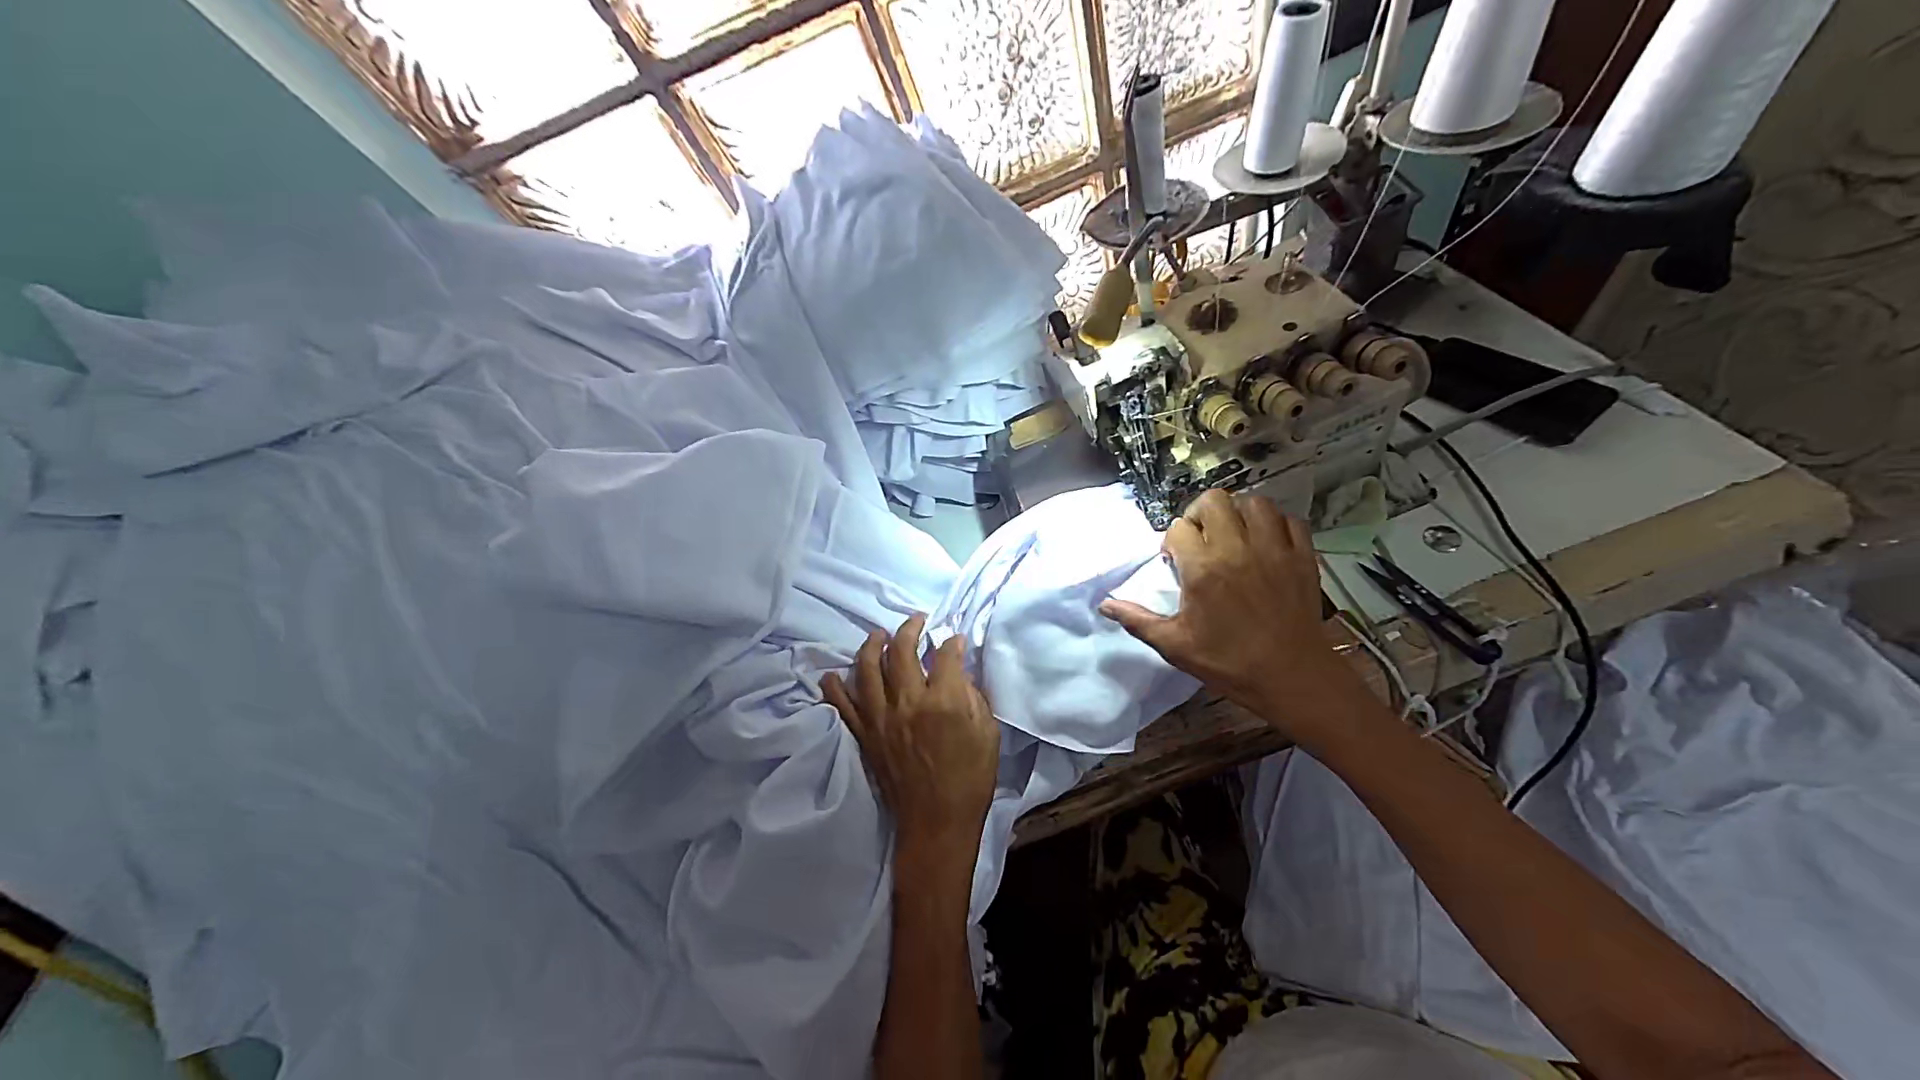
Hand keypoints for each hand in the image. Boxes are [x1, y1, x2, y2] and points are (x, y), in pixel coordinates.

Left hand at [824, 614, 1000, 851]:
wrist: (937, 823)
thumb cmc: (970, 780)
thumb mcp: (987, 734)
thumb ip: (973, 697)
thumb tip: (958, 670)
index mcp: (945, 702)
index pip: (944, 655)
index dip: (951, 642)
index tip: (954, 639)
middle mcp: (908, 703)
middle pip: (901, 652)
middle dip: (909, 629)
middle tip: (915, 621)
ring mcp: (881, 719)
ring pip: (868, 669)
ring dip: (871, 645)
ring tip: (877, 635)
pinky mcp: (865, 736)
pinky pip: (843, 706)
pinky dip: (835, 687)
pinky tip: (833, 674)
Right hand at [1099, 489, 1366, 742]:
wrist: (1292, 677)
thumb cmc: (1229, 663)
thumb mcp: (1175, 645)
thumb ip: (1137, 620)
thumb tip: (1105, 605)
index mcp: (1203, 568)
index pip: (1178, 528)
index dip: (1172, 542)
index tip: (1175, 562)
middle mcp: (1237, 548)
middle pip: (1214, 501)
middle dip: (1200, 514)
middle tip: (1200, 539)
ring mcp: (1274, 549)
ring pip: (1254, 503)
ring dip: (1239, 513)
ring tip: (1234, 535)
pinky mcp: (1302, 556)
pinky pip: (1290, 520)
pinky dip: (1276, 525)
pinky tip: (1267, 543)